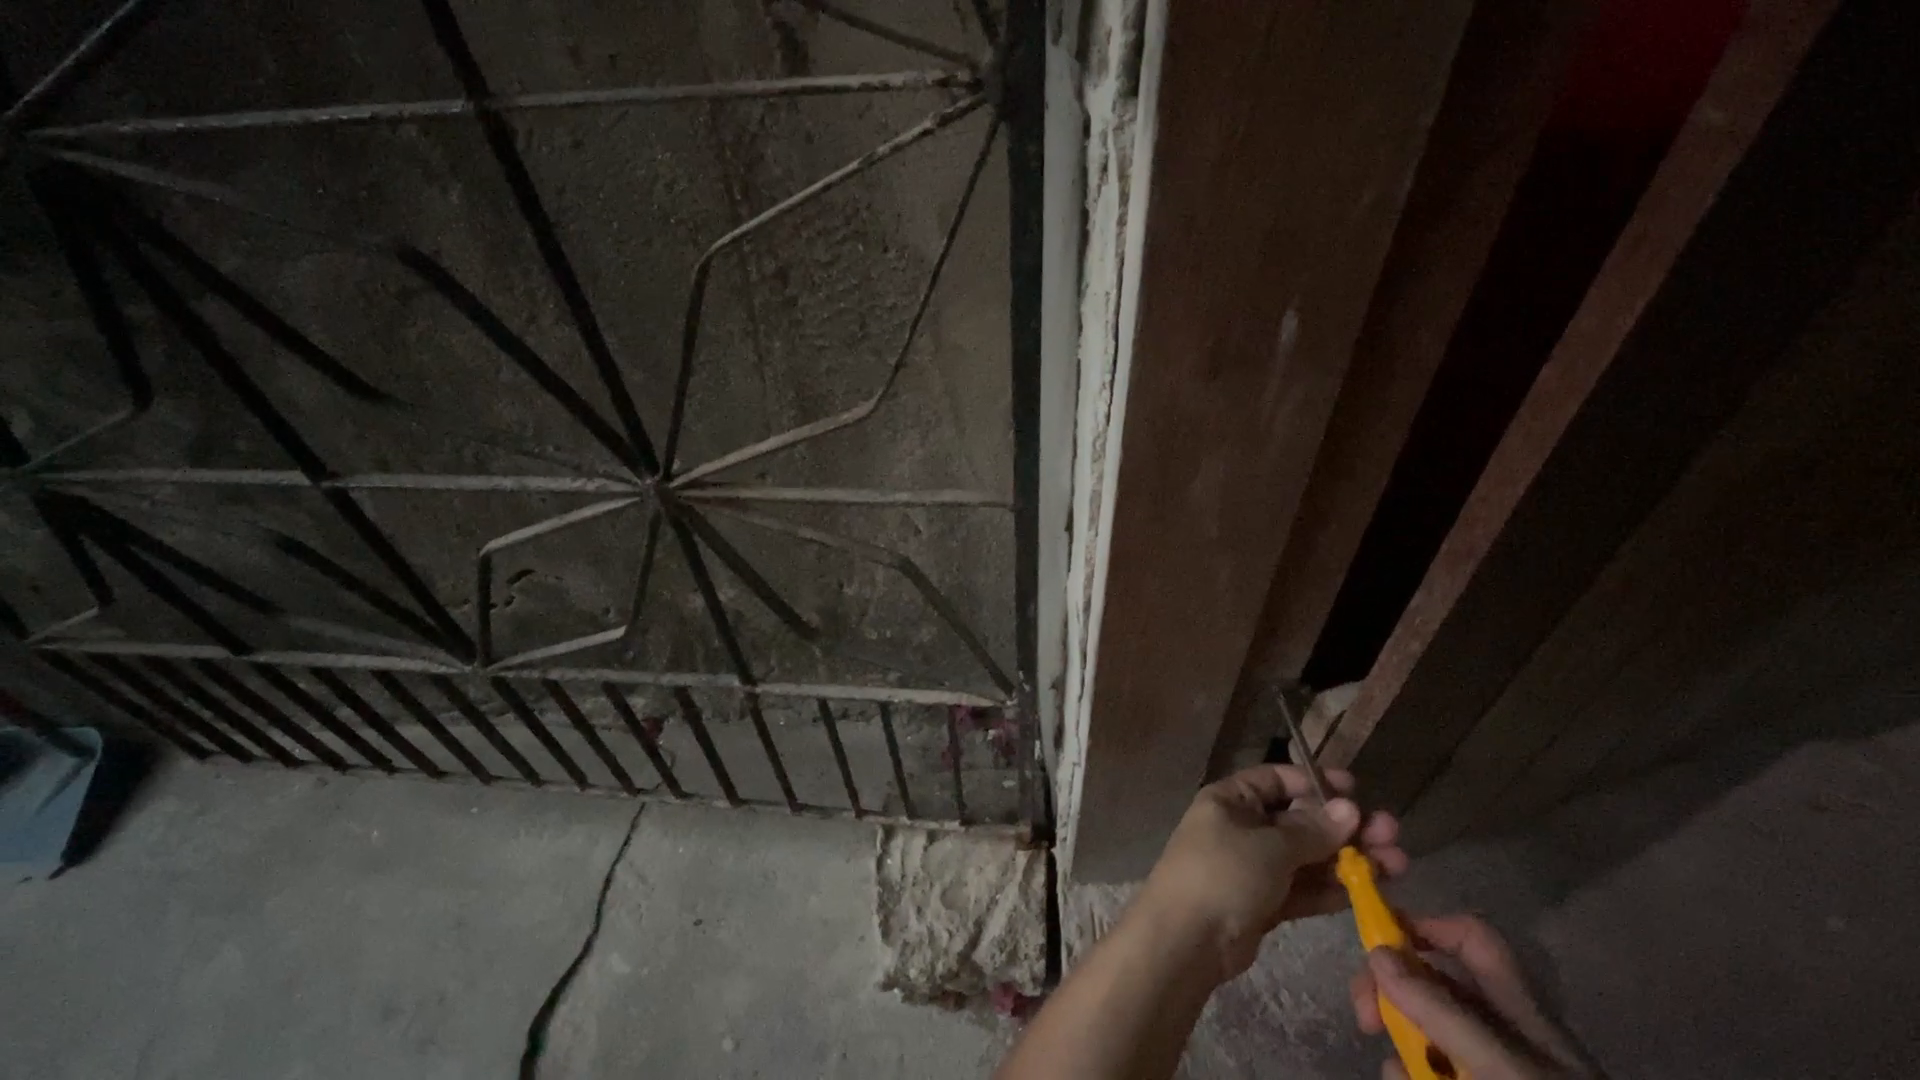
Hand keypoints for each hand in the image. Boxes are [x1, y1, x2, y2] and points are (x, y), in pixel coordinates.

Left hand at [1134, 764, 1406, 981]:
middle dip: (1345, 828)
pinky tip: (1369, 890)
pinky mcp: (1263, 903)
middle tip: (1391, 834)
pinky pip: (1302, 888)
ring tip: (1397, 866)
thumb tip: (1350, 808)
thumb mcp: (1270, 846)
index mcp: (1231, 800)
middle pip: (1300, 821)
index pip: (1277, 780)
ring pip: (1307, 858)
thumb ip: (1312, 830)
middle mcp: (1242, 828)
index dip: (1316, 782)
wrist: (1186, 941)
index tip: (1357, 790)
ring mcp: (1253, 867)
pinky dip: (1331, 889)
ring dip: (1348, 861)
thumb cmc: (1223, 875)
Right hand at [1350, 915, 1595, 1078]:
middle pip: (1430, 981)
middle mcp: (1495, 1028)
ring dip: (1397, 1044)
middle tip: (1367, 1019)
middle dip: (1389, 992)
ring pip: (1419, 1030)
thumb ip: (1441, 1010)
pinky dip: (1407, 1075)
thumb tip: (1377, 952)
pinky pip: (1423, 1070)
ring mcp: (1483, 1063)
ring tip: (1401, 1075)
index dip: (1425, 927)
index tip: (1378, 943)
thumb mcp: (1498, 1062)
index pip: (1469, 938)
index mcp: (1513, 1004)